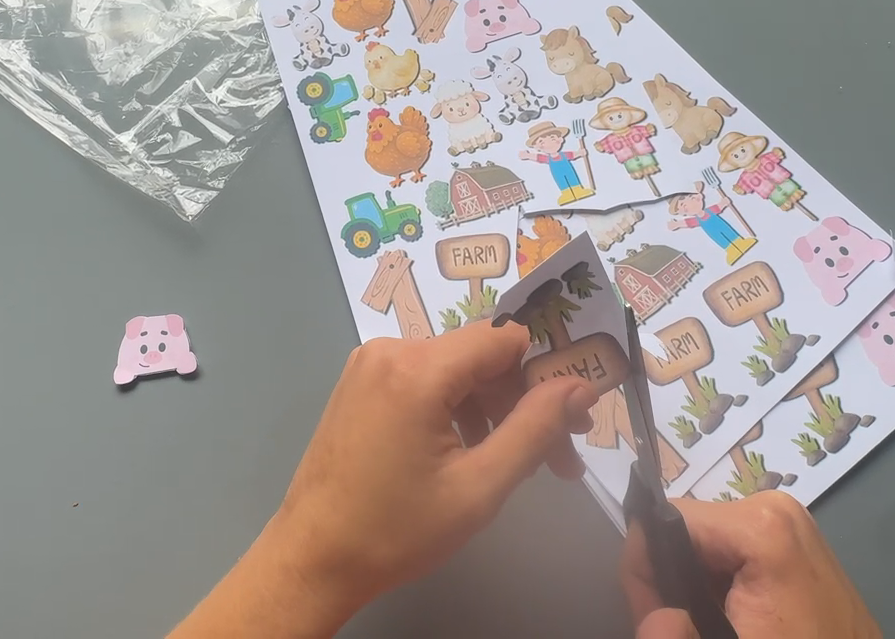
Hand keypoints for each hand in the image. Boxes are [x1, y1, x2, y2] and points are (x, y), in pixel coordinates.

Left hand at [274, 323, 595, 607]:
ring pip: (453, 368)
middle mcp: (390, 348)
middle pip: (478, 356)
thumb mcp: (478, 487)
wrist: (314, 555)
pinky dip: (455, 406)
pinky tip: (471, 449)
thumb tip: (581, 385)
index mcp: (416, 368)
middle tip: (560, 457)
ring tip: (521, 463)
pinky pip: (424, 377)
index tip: (574, 416)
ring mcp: (370, 362)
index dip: (545, 370)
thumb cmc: (396, 529)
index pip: (502, 338)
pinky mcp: (361, 380)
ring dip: (491, 408)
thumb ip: (534, 429)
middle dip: (522, 400)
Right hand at [621, 492, 879, 638]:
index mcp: (761, 525)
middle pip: (686, 530)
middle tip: (680, 629)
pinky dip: (721, 582)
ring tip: (710, 627)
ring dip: (694, 583)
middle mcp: (774, 506)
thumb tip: (654, 620)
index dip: (645, 569)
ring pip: (705, 540)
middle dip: (672, 580)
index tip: (651, 621)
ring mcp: (789, 520)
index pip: (666, 520)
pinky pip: (733, 548)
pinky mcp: (797, 539)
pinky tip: (737, 619)